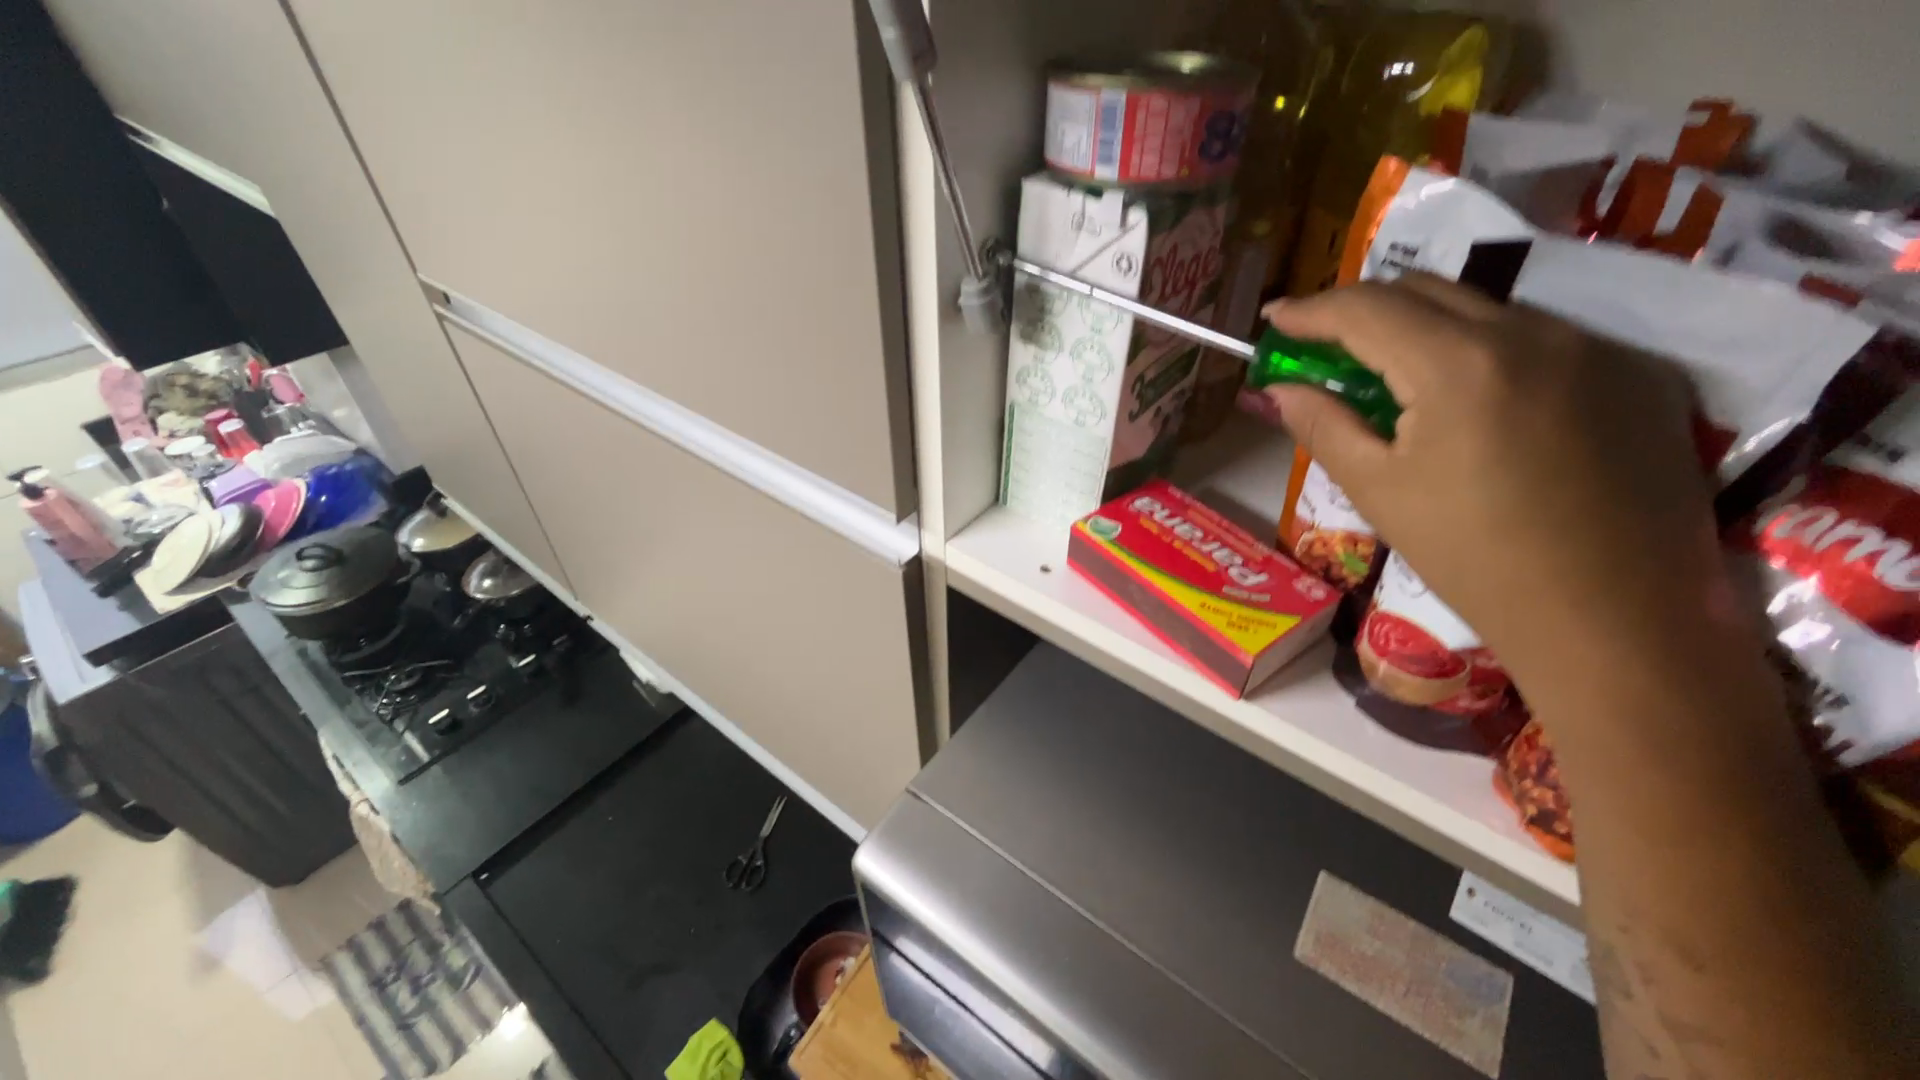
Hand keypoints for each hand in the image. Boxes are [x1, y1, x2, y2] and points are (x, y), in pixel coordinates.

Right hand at [1244, 274, 1726, 677]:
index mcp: (1458, 365)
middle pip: (1426, 289)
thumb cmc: (1475, 563)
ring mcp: (1595, 348)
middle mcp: (1532, 333)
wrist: (1615, 621)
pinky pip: (1544, 340)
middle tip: (1328, 346)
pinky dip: (1491, 353)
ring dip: (1430, 328)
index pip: (1366, 307)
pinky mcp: (1638, 374)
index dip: (1311, 309)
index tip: (1275, 320)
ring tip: (1400, 377)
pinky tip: (1480, 406)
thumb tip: (1283, 389)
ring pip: (1488, 309)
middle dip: (1366, 308)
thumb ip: (1323, 426)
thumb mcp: (1379, 493)